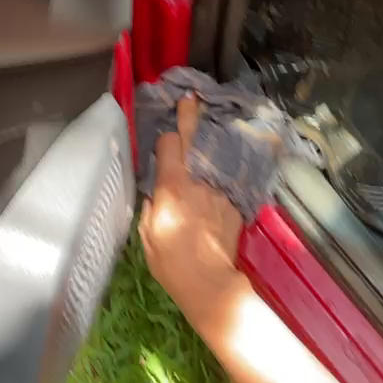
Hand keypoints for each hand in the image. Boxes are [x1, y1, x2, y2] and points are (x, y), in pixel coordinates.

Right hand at [140, 96, 252, 338]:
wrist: (208, 281)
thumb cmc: (170, 262)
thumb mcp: (147, 233)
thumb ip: (151, 205)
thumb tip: (156, 192)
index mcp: (171, 186)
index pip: (168, 144)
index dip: (165, 138)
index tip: (165, 137)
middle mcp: (198, 180)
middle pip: (194, 138)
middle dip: (191, 116)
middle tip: (191, 100)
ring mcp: (220, 189)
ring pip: (214, 157)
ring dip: (210, 144)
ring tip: (210, 129)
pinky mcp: (235, 202)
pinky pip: (226, 181)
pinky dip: (222, 175)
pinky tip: (221, 174)